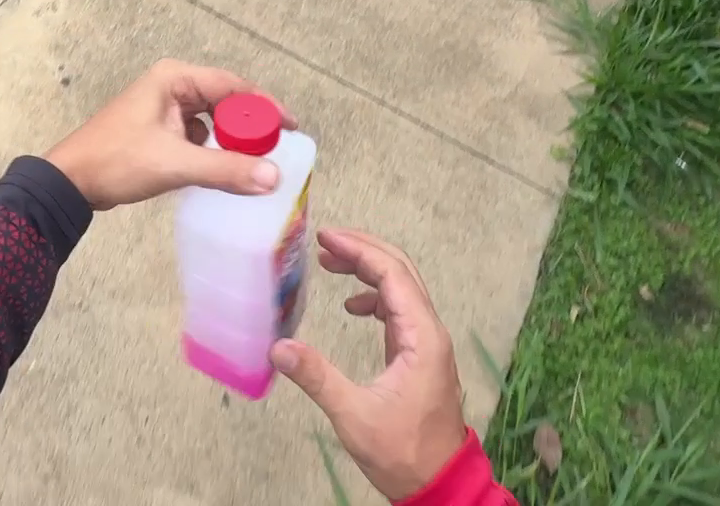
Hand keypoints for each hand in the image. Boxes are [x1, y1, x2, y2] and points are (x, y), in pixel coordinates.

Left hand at [43, 59, 294, 209]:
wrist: (71, 181)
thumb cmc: (118, 161)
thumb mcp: (175, 163)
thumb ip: (225, 169)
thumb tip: (274, 177)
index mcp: (175, 78)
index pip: (233, 85)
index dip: (265, 107)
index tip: (292, 129)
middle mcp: (172, 85)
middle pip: (225, 100)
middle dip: (251, 125)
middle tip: (277, 151)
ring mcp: (165, 106)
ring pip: (213, 119)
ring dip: (232, 139)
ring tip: (256, 163)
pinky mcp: (159, 128)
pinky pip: (198, 134)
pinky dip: (214, 149)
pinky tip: (225, 170)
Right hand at [271, 228, 468, 501]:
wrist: (441, 487)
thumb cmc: (403, 453)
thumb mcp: (354, 415)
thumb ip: (317, 377)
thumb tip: (278, 347)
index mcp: (422, 337)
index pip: (392, 274)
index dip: (358, 250)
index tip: (324, 238)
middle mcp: (429, 331)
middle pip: (400, 270)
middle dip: (362, 249)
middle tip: (324, 241)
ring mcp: (426, 341)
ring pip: (400, 285)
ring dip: (367, 268)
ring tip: (330, 263)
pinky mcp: (419, 353)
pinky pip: (398, 307)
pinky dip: (373, 294)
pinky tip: (351, 305)